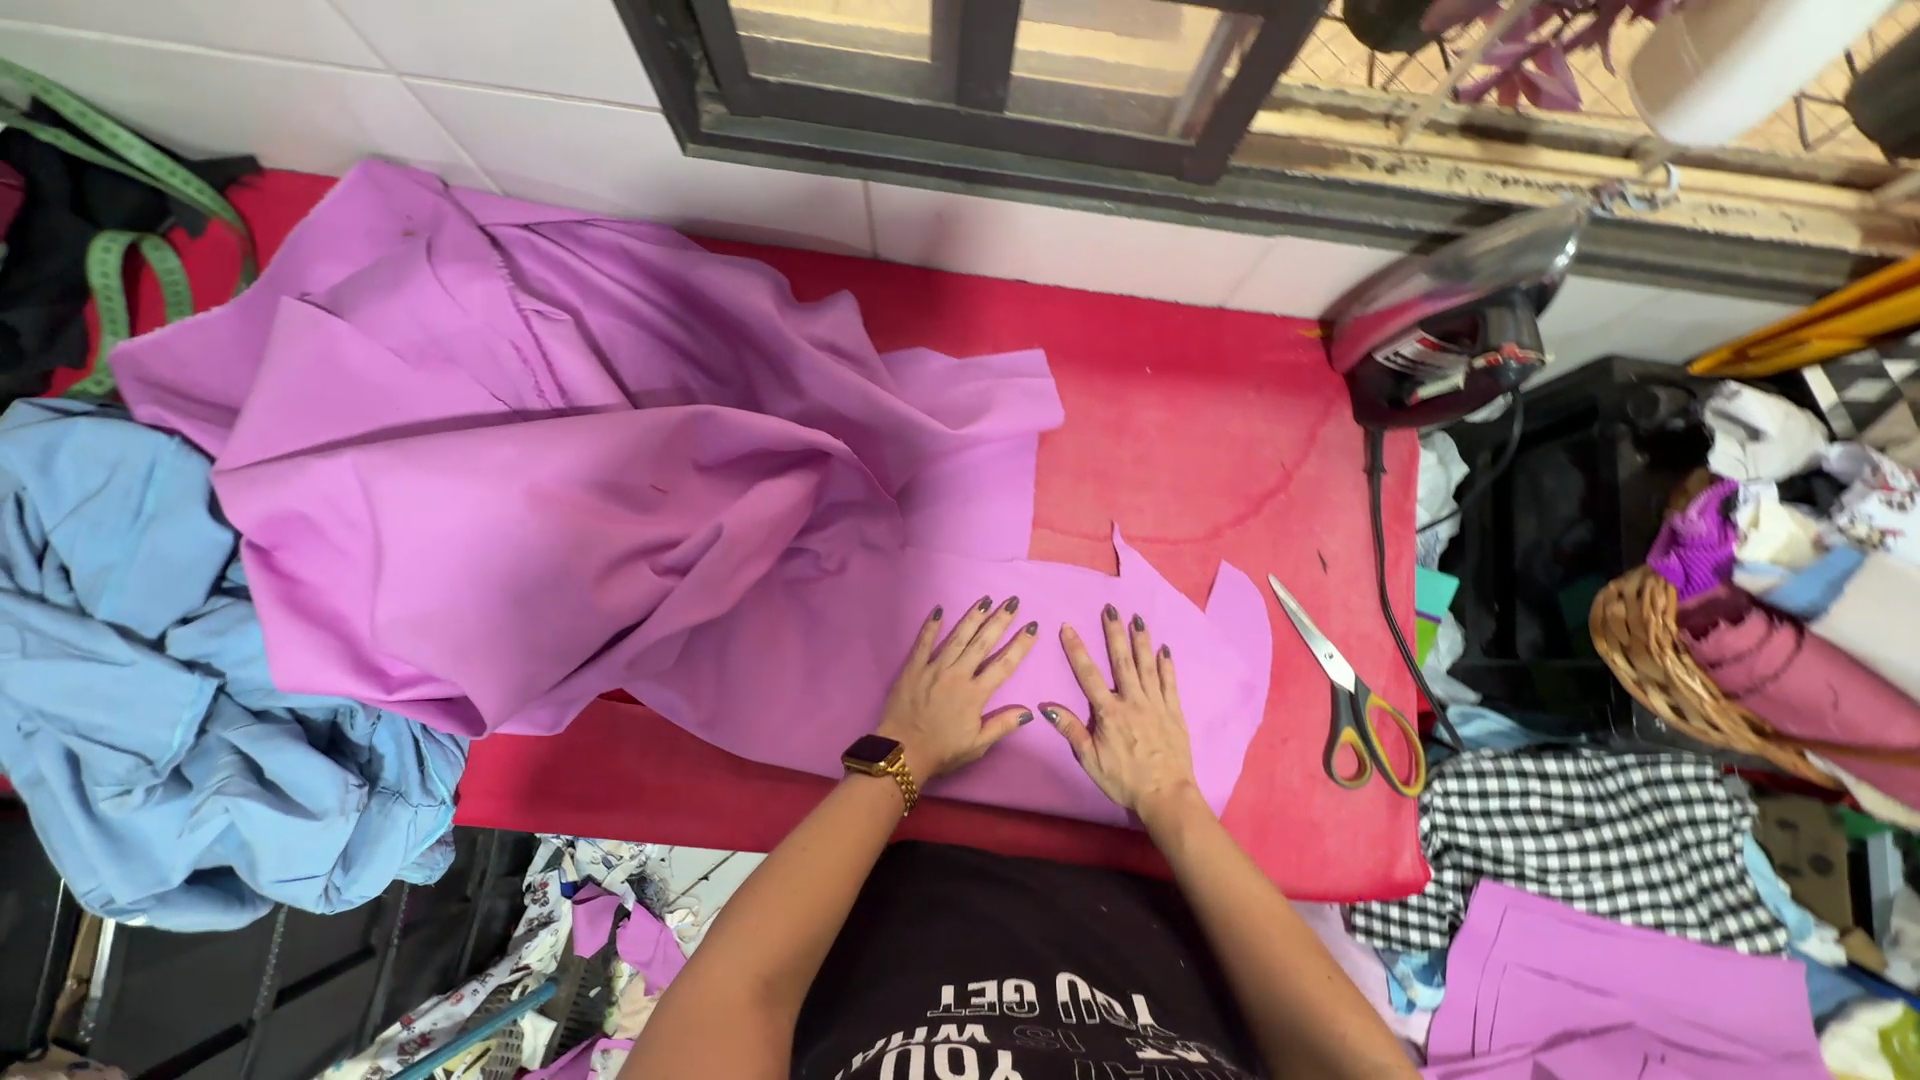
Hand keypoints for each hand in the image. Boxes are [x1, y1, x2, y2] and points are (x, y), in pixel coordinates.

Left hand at [876, 596, 1040, 780]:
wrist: (902, 752)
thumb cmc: (942, 751)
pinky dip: (931, 626)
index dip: (1020, 645)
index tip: (1032, 627)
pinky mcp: (913, 668)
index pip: (1004, 664)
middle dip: (999, 620)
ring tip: (985, 600)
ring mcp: (933, 669)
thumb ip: (1002, 725)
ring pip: (957, 637)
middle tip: (1012, 602)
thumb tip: (1029, 711)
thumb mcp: (978, 746)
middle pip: (983, 643)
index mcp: (975, 694)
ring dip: (972, 617)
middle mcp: (957, 675)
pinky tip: (939, 610)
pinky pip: (923, 643)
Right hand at [1043, 606, 1201, 823]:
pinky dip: (1166, 665)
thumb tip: (1045, 706)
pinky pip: (1169, 683)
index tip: (1068, 627)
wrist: (1166, 795)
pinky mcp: (1174, 713)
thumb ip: (1070, 729)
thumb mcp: (1090, 759)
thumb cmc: (1124, 780)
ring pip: (1146, 666)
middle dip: (1114, 633)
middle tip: (1111, 609)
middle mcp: (1132, 701)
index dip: (1077, 649)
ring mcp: (1156, 705)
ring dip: (1141, 641)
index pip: (1088, 675)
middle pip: (1121, 661)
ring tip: (1137, 619)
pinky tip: (1164, 649)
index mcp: (1109, 712)